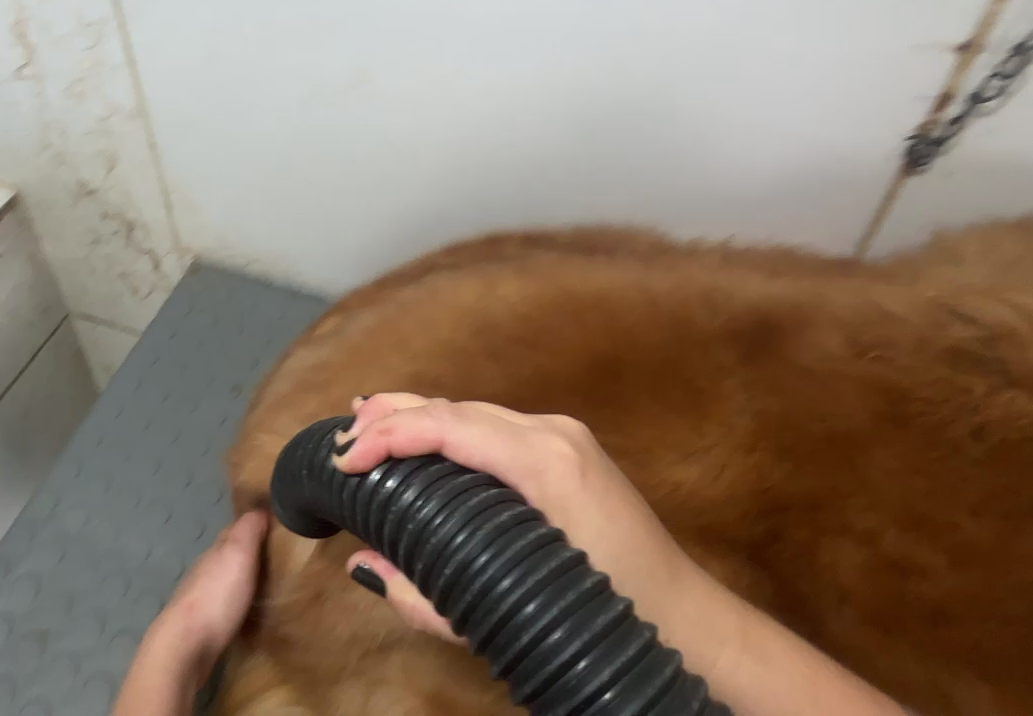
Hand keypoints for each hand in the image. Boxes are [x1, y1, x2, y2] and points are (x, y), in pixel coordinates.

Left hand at [147, 509, 268, 671]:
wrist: (185, 646)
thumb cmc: (217, 596)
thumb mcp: (238, 553)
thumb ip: (248, 529)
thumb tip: (261, 507)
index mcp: (216, 550)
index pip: (236, 529)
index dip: (255, 525)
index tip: (277, 526)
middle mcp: (206, 569)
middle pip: (229, 554)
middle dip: (250, 553)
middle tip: (278, 559)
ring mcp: (200, 597)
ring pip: (225, 580)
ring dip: (242, 579)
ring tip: (267, 586)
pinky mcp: (202, 625)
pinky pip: (224, 606)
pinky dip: (237, 603)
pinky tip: (247, 612)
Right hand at [333, 394, 733, 661]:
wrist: (690, 625)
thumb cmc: (607, 621)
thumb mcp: (507, 616)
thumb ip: (426, 594)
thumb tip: (363, 564)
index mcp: (545, 463)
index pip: (446, 425)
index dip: (387, 434)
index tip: (345, 460)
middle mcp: (552, 432)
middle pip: (453, 407)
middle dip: (391, 417)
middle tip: (342, 440)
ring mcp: (561, 433)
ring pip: (468, 409)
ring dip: (414, 416)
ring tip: (364, 426)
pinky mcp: (564, 444)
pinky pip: (489, 424)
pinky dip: (445, 426)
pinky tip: (419, 433)